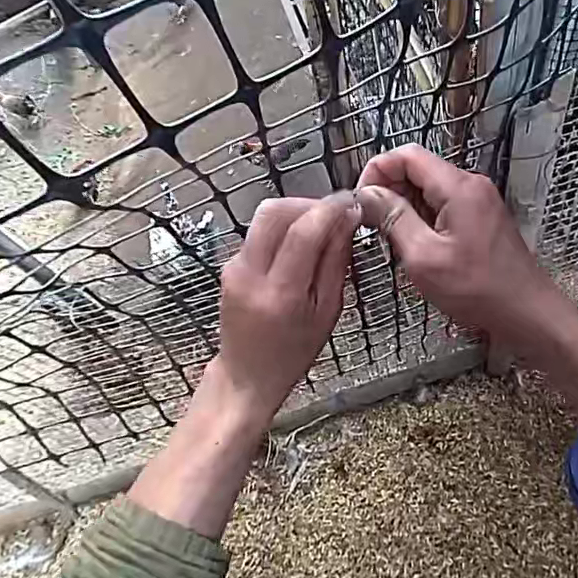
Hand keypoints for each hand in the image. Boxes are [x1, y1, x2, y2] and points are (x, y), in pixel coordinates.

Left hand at [211, 191, 360, 419]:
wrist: (247, 374)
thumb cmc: (291, 353)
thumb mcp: (327, 313)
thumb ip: (335, 264)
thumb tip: (345, 223)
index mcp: (281, 294)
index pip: (303, 232)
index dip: (329, 209)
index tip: (348, 203)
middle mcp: (250, 276)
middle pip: (275, 212)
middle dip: (308, 203)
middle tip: (332, 213)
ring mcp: (234, 268)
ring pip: (264, 217)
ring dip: (296, 213)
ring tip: (319, 229)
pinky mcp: (229, 265)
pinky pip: (258, 232)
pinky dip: (282, 228)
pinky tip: (299, 245)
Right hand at [354, 144, 566, 344]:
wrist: (525, 311)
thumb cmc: (477, 289)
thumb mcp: (424, 257)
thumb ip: (393, 219)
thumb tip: (367, 195)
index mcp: (458, 187)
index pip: (406, 155)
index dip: (377, 171)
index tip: (362, 201)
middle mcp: (471, 185)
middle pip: (418, 169)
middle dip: (389, 191)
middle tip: (372, 224)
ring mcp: (479, 200)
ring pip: (429, 189)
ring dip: (404, 207)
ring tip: (392, 240)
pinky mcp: (481, 217)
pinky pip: (443, 205)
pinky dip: (423, 218)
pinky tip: (416, 246)